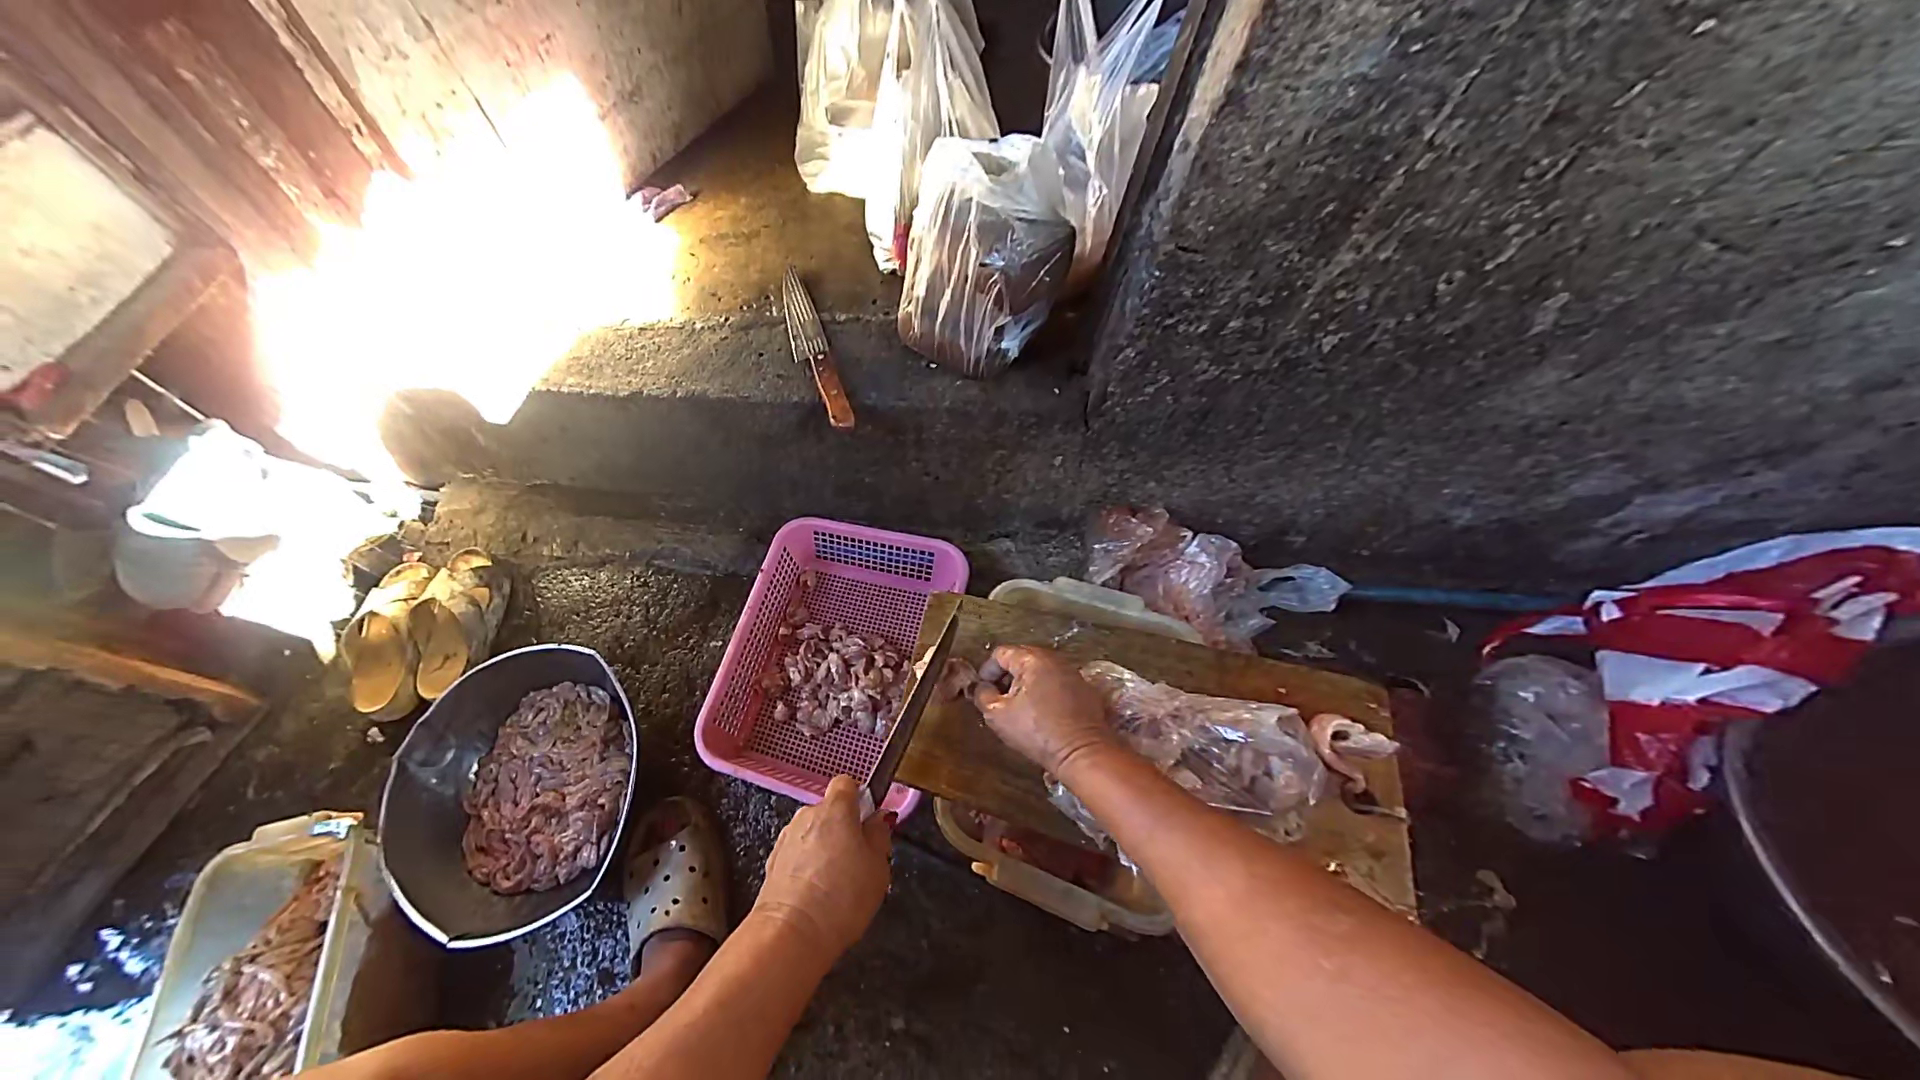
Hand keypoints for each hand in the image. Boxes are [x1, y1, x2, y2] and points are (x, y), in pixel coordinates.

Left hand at [753, 775, 892, 957]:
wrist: (791, 935)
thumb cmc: (839, 898)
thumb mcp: (878, 866)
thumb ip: (880, 835)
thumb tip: (878, 820)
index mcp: (836, 808)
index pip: (847, 783)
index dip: (860, 799)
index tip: (870, 821)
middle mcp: (807, 816)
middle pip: (830, 811)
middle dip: (844, 829)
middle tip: (859, 859)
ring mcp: (786, 839)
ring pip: (813, 835)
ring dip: (825, 850)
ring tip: (838, 885)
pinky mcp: (772, 864)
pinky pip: (798, 856)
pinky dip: (808, 868)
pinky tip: (819, 895)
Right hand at [972, 645, 1116, 775]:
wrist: (1082, 752)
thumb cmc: (1037, 731)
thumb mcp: (997, 715)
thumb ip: (982, 695)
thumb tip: (982, 687)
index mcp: (1032, 659)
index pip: (1000, 654)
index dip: (987, 671)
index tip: (983, 690)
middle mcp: (1054, 659)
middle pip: (1021, 660)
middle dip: (1006, 678)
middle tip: (998, 700)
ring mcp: (1072, 673)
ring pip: (1040, 672)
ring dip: (1026, 686)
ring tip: (1019, 709)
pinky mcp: (1084, 689)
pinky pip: (1057, 683)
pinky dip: (1045, 693)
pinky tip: (1042, 714)